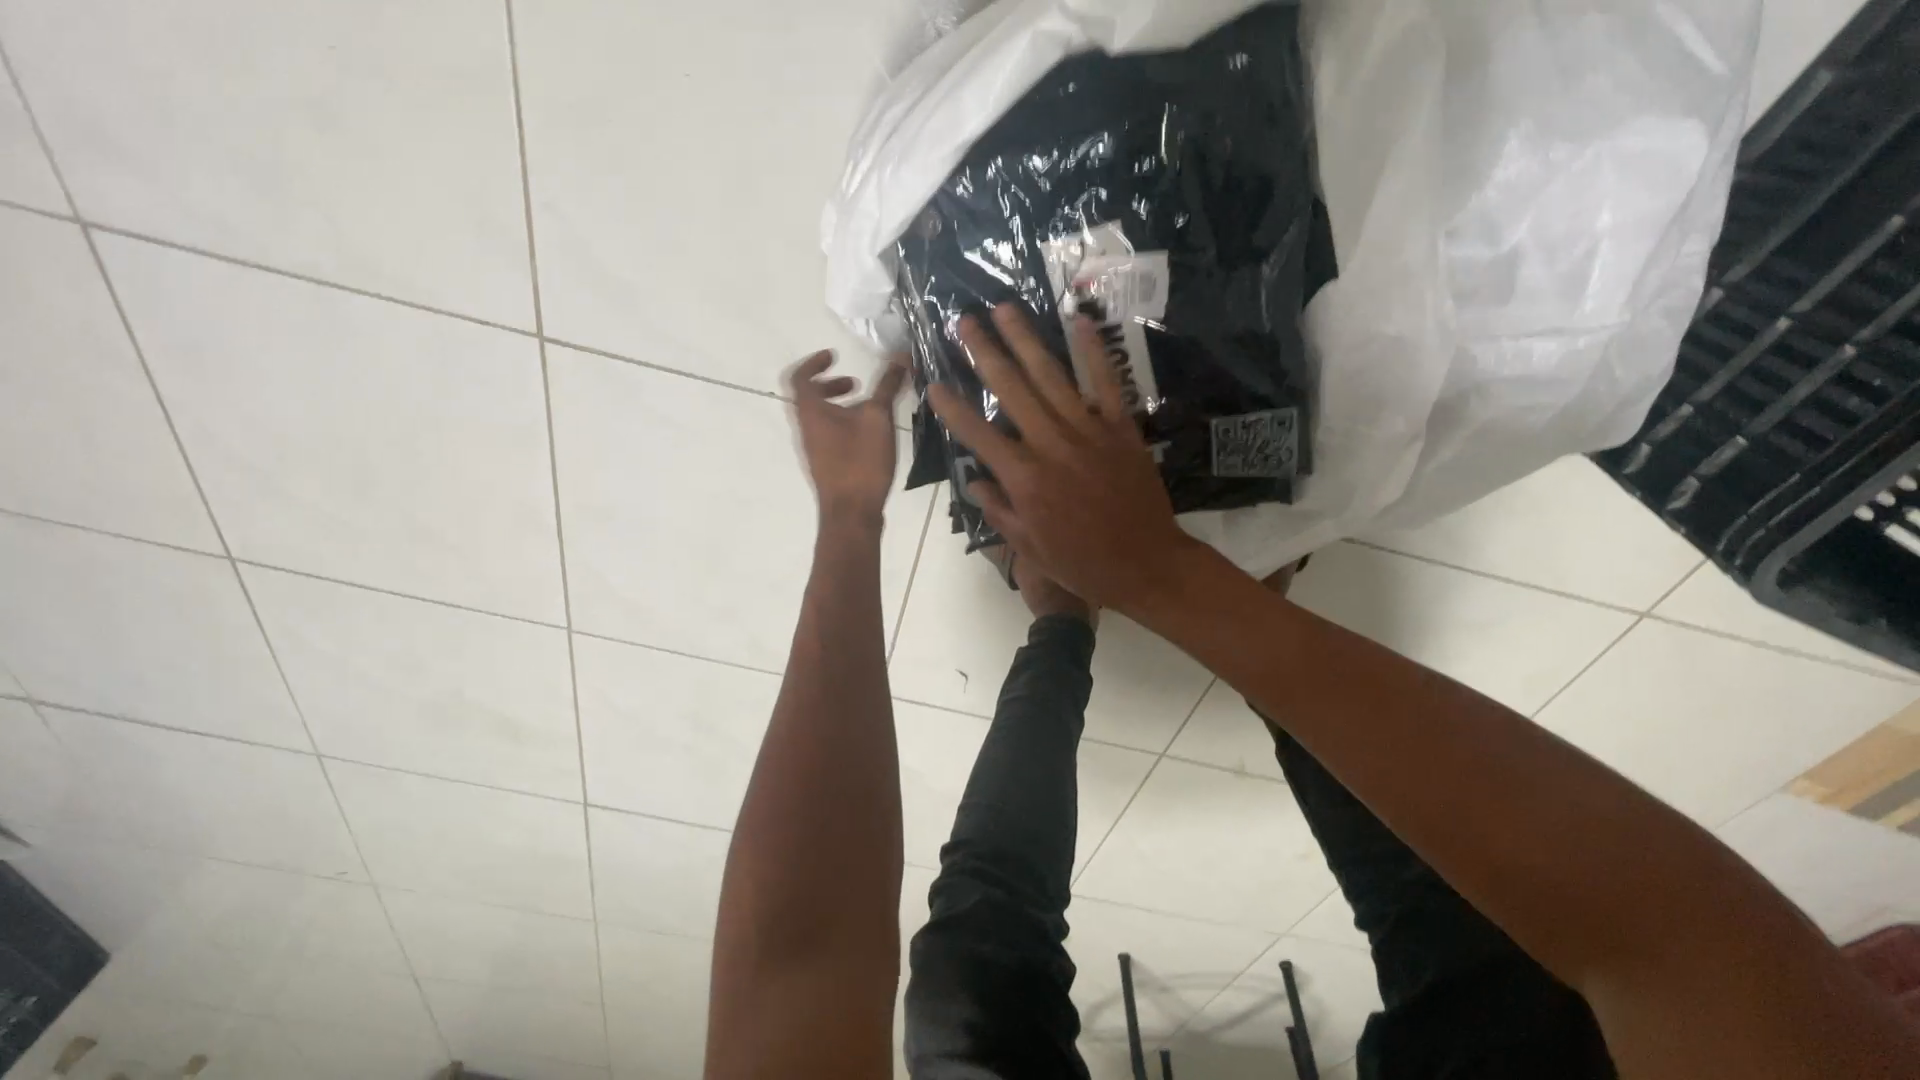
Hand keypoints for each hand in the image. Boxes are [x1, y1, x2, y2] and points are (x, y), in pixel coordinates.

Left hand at [786, 350, 908, 526]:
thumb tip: (901, 355)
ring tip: (868, 409)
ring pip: (821, 418)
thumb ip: (887, 385)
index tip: (835, 356)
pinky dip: (844, 425)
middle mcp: (806, 429)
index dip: (814, 362)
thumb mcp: (878, 418)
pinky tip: (870, 437)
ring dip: (840, 406)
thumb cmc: (860, 461)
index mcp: (811, 412)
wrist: (851, 514)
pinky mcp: (826, 466)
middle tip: (855, 384)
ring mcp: (814, 450)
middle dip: (831, 385)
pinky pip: (829, 435)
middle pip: (809, 397)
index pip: (799, 376)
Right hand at [927, 305, 1198, 611]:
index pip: (978, 434)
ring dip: (1025, 339)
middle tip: (965, 321)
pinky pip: (1105, 383)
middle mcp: (1050, 445)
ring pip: (1050, 376)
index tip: (934, 382)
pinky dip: (1094, 351)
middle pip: (1011, 389)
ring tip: (1005, 309)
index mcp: (1024, 478)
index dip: (953, 407)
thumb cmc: (1082, 564)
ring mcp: (1088, 431)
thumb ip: (999, 511)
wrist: (1146, 564)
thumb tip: (973, 481)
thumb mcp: (1029, 549)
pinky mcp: (1120, 428)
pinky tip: (1081, 321)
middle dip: (984, 352)